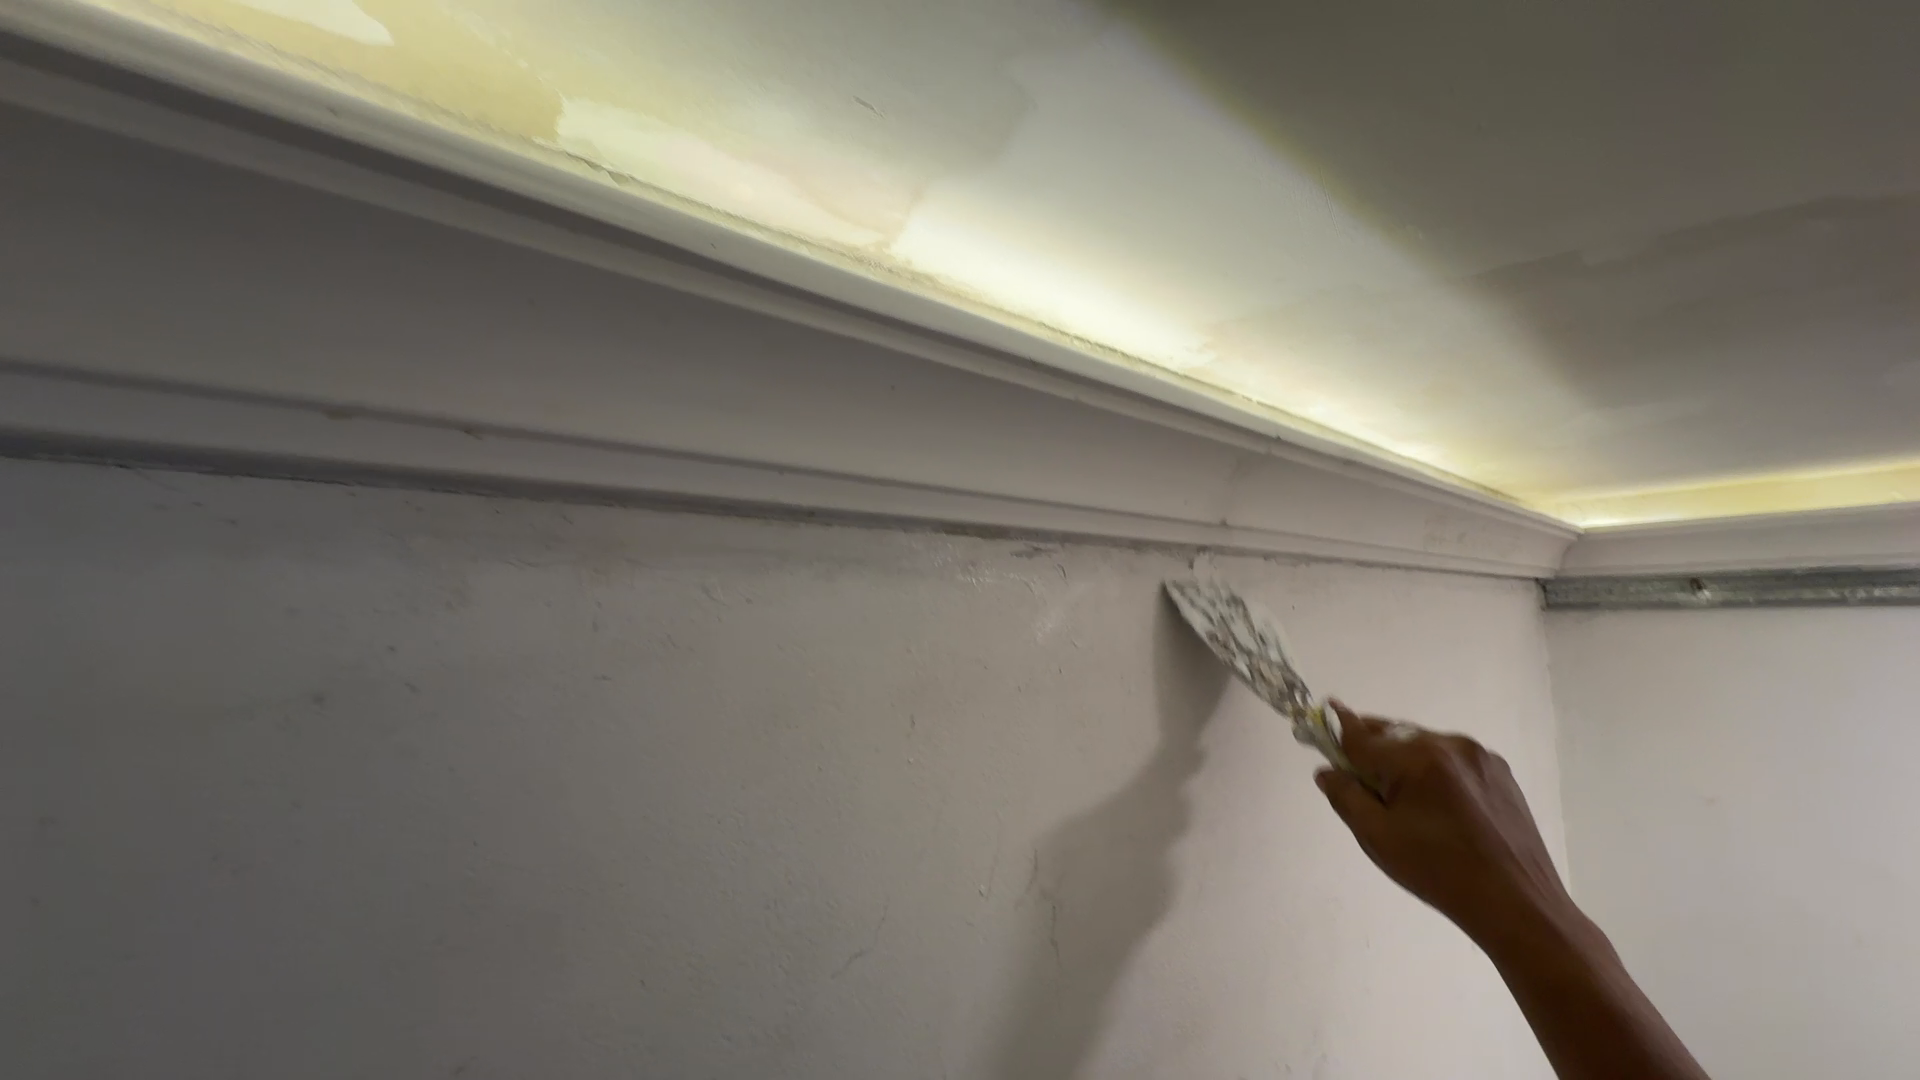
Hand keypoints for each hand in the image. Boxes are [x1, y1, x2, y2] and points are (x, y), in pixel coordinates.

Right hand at [1315, 701, 1571, 943]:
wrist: (1518, 905)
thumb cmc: (1438, 872)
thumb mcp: (1376, 837)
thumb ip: (1345, 796)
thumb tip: (1327, 771)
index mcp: (1417, 759)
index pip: (1361, 737)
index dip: (1337, 729)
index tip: (1325, 711)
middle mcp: (1448, 744)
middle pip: (1392, 734)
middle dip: (1370, 747)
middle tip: (1357, 774)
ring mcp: (1478, 756)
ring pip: (1421, 743)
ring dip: (1401, 758)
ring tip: (1401, 797)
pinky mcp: (1499, 771)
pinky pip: (1450, 756)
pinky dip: (1431, 767)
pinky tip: (1435, 802)